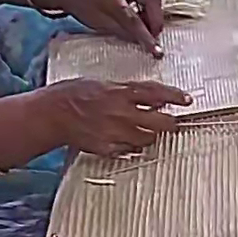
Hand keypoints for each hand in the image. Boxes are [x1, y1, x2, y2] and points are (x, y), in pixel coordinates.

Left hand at [27, 0, 165, 56]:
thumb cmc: (82, 6)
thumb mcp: (100, 24)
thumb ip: (123, 32)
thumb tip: (143, 41)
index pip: (131, 17)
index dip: (145, 35)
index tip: (155, 49)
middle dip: (156, 20)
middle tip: (152, 34)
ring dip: (155, 14)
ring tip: (147, 27)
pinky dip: (150, 8)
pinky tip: (143, 17)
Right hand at [40, 78, 189, 156]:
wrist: (50, 114)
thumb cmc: (73, 95)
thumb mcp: (102, 85)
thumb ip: (128, 92)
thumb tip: (153, 98)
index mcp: (119, 92)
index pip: (156, 93)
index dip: (174, 96)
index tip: (187, 100)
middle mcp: (122, 113)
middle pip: (161, 123)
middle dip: (169, 123)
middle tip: (170, 122)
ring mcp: (116, 132)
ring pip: (149, 139)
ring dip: (151, 136)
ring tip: (143, 131)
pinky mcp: (109, 147)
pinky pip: (131, 151)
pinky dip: (133, 146)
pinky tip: (126, 140)